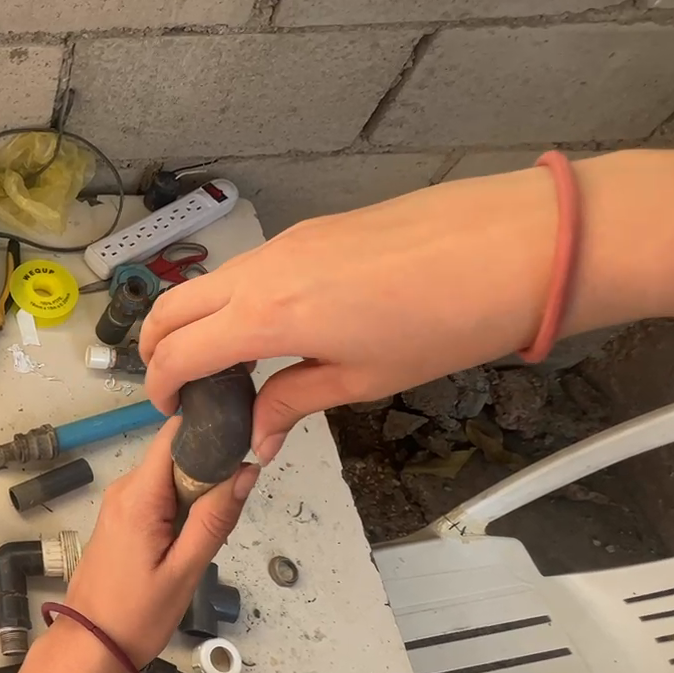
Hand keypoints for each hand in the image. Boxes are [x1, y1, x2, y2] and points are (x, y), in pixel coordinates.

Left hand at [59, 418, 257, 672]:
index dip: (208, 431)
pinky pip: (157, 496)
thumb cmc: (136, 615)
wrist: (90, 644)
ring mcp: (119, 502)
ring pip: (168, 476)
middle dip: (209, 469)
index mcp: (138, 496)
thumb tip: (245, 472)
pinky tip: (190, 536)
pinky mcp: (120, 517)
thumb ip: (215, 519)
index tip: (242, 444)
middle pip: (174, 455)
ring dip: (196, 491)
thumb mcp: (185, 570)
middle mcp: (124, 489)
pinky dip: (180, 506)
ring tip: (214, 526)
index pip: (173, 435)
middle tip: (235, 503)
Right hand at [138, 166, 558, 463]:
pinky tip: (267, 324)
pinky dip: (229, 300)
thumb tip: (258, 440)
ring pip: (205, 285)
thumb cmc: (444, 324)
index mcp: (265, 318)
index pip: (179, 352)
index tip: (167, 409)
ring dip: (192, 321)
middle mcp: (257, 274)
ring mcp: (279, 245)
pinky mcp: (305, 232)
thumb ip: (293, 403)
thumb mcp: (365, 378)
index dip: (160, 384)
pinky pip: (244, 269)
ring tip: (219, 359)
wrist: (518, 242)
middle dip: (154, 345)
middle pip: (171, 307)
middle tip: (170, 381)